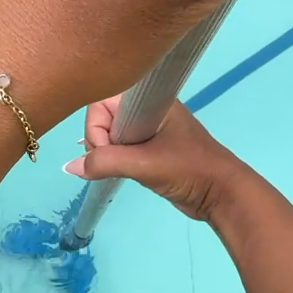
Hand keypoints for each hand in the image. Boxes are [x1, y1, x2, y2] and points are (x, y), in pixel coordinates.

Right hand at [64, 97, 251, 223]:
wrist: (222, 193)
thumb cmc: (188, 169)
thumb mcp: (144, 164)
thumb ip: (104, 163)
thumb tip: (71, 167)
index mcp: (148, 100)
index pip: (101, 101)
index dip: (97, 126)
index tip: (109, 149)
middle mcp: (145, 109)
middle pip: (102, 117)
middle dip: (100, 142)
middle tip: (118, 161)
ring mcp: (147, 128)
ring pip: (109, 135)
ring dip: (108, 154)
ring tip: (126, 168)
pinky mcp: (148, 147)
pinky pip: (119, 147)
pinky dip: (115, 160)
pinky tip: (125, 171)